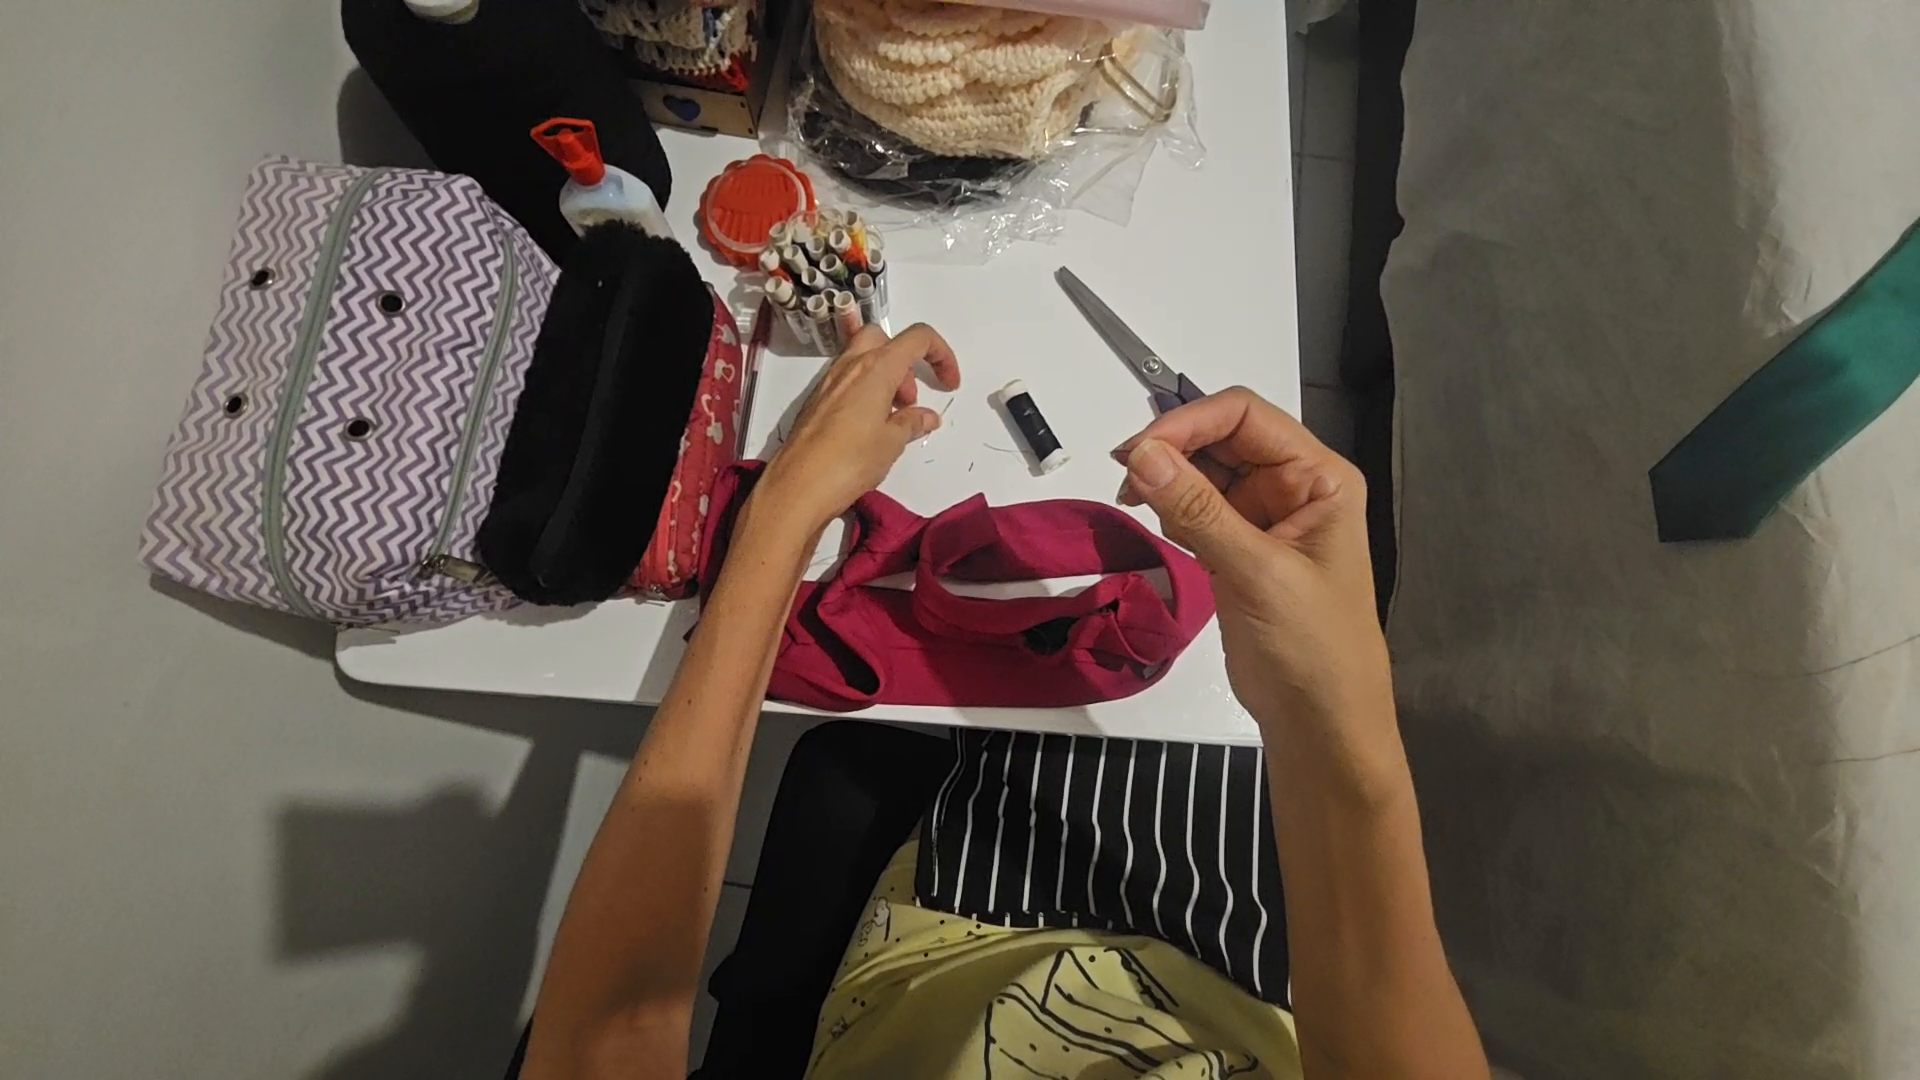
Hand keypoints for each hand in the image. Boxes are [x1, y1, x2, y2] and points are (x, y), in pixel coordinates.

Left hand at [755, 323, 961, 531]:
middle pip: (884, 339)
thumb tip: (926, 417)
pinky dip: (865, 392)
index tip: (949, 384)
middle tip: (910, 400)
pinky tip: (869, 429)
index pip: (917, 338)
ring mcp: (829, 382)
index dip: (941, 354)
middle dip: (905, 362)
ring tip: (891, 421)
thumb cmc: (850, 461)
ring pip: (863, 359)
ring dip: (885, 379)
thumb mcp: (891, 443)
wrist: (798, 486)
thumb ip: (912, 423)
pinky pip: (848, 381)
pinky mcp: (817, 401)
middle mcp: (850, 365)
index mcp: (876, 368)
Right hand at [1114, 387, 1388, 732]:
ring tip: (1137, 503)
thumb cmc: (1310, 646)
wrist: (1318, 720)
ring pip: (1201, 472)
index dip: (1188, 422)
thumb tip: (1141, 454)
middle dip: (1172, 450)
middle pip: (1220, 438)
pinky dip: (1169, 508)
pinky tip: (1159, 523)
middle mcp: (1290, 486)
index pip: (1244, 415)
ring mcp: (1261, 516)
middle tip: (1125, 477)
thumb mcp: (1255, 570)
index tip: (1137, 451)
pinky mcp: (1235, 546)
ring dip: (1165, 480)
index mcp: (1316, 477)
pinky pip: (1194, 507)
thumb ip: (1196, 508)